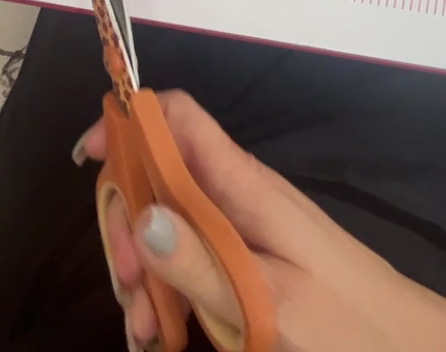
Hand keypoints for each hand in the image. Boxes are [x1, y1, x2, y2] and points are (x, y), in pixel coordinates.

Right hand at [82, 91, 445, 351]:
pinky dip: (165, 288)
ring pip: (163, 221)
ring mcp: (234, 226)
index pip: (175, 115)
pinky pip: (186, 255)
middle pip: (155, 174)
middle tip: (129, 284)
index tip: (92, 160)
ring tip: (144, 328)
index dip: (128, 120)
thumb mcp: (271, 304)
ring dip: (142, 267)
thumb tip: (138, 218)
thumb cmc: (352, 327)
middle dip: (126, 221)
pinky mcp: (240, 258)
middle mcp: (231, 192)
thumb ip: (201, 263)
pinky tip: (160, 333)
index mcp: (240, 182)